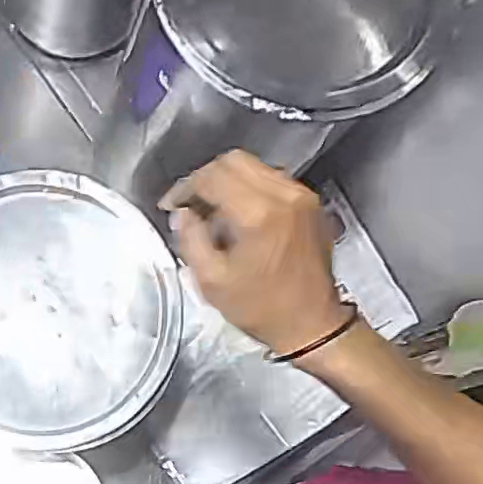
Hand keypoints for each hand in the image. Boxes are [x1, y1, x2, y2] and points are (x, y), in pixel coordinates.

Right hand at [159, 150, 351, 356]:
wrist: (310, 322)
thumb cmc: (260, 308)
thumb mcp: (212, 282)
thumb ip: (191, 240)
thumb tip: (184, 214)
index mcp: (257, 214)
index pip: (212, 176)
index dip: (185, 187)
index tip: (171, 204)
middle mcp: (283, 194)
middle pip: (234, 161)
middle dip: (205, 178)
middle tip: (189, 204)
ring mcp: (301, 196)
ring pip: (255, 167)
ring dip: (228, 182)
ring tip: (213, 211)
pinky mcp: (310, 203)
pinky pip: (273, 180)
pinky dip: (250, 189)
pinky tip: (239, 215)